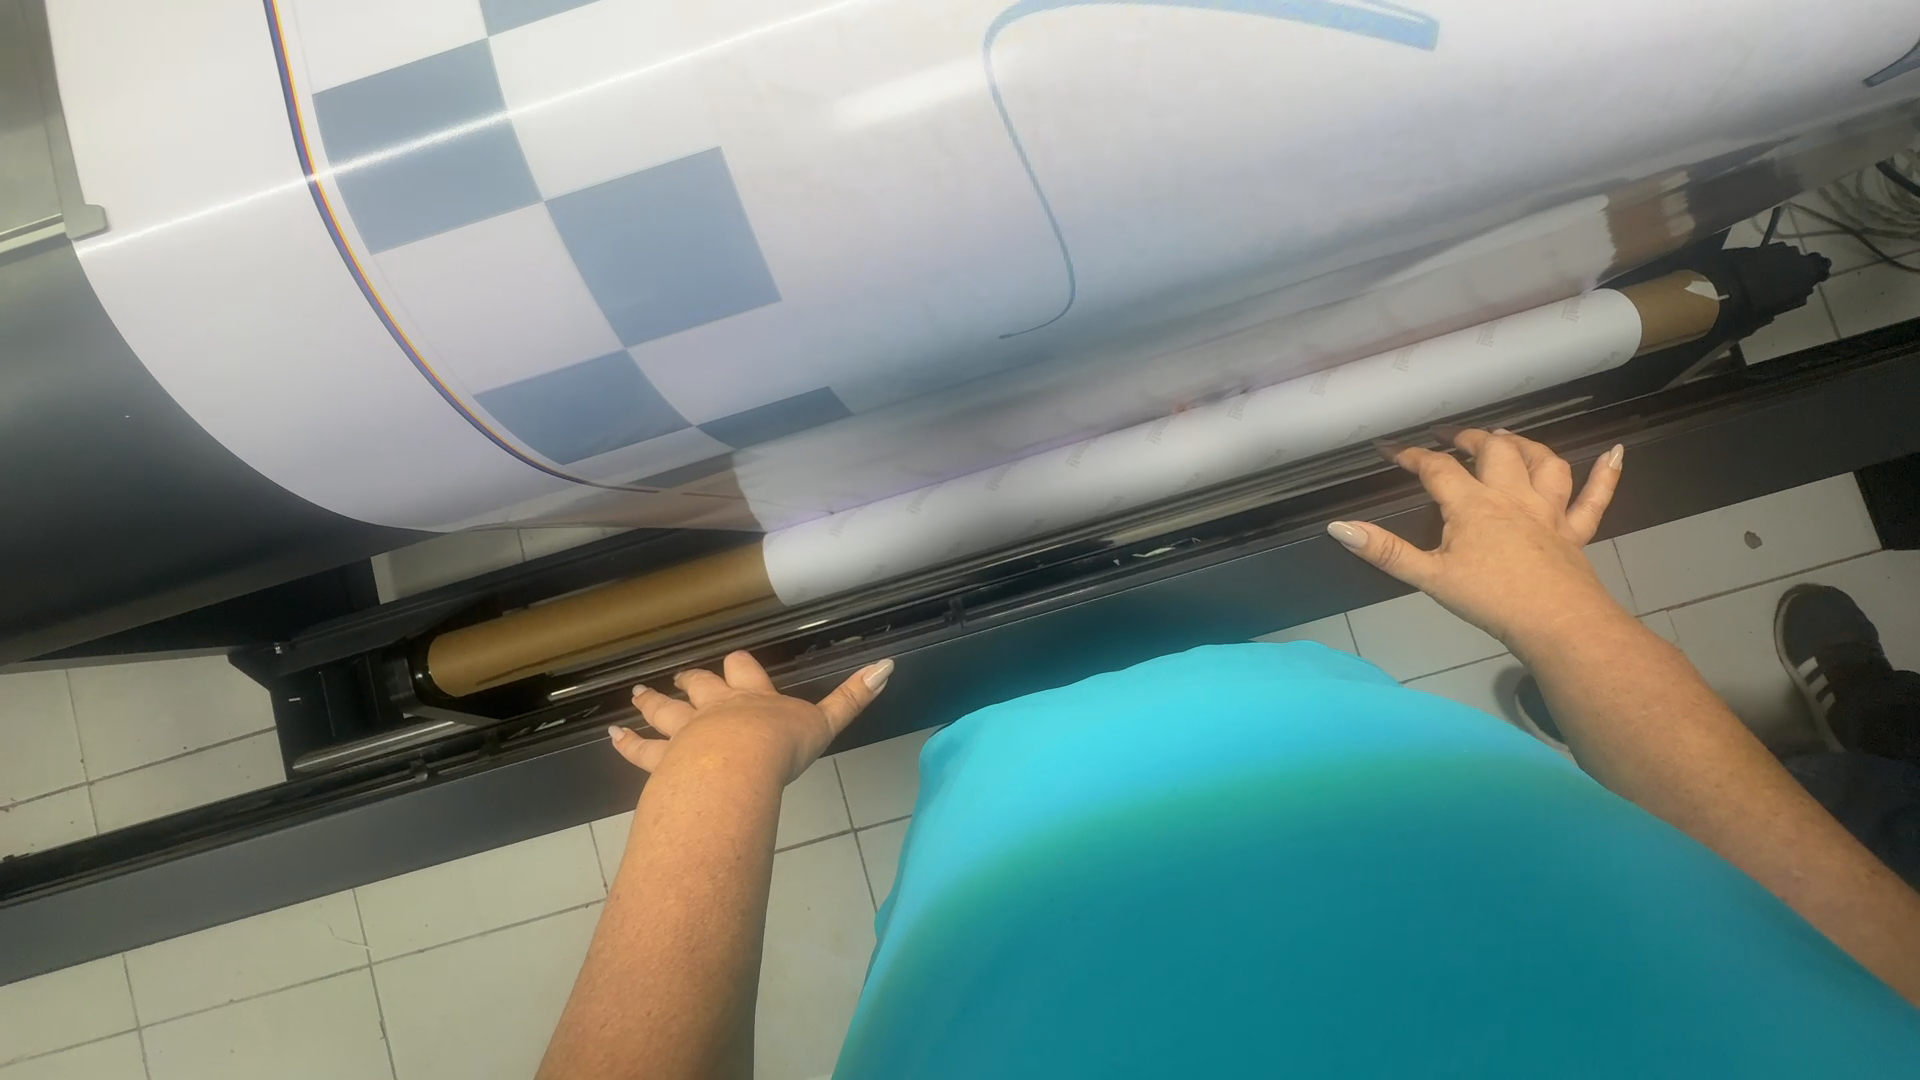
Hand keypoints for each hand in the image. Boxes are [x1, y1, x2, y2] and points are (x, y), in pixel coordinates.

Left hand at [608, 651, 892, 781]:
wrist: (737, 767)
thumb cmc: (781, 745)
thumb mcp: (825, 720)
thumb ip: (853, 696)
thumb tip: (886, 665)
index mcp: (753, 699)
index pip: (746, 672)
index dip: (741, 667)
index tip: (736, 661)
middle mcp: (716, 709)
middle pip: (702, 686)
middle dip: (694, 681)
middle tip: (683, 674)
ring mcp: (686, 733)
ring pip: (665, 711)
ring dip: (652, 702)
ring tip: (637, 694)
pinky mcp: (664, 759)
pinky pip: (640, 750)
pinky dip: (626, 743)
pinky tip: (611, 736)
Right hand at [1327, 429, 1631, 651]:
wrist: (1559, 624)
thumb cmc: (1489, 599)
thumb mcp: (1426, 576)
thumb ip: (1382, 550)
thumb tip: (1339, 526)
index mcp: (1472, 506)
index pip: (1436, 469)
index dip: (1410, 455)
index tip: (1389, 450)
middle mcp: (1512, 497)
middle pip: (1494, 451)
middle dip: (1469, 437)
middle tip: (1451, 436)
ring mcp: (1549, 512)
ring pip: (1542, 463)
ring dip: (1524, 444)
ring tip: (1507, 437)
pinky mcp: (1576, 531)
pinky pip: (1595, 497)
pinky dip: (1608, 472)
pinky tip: (1616, 452)